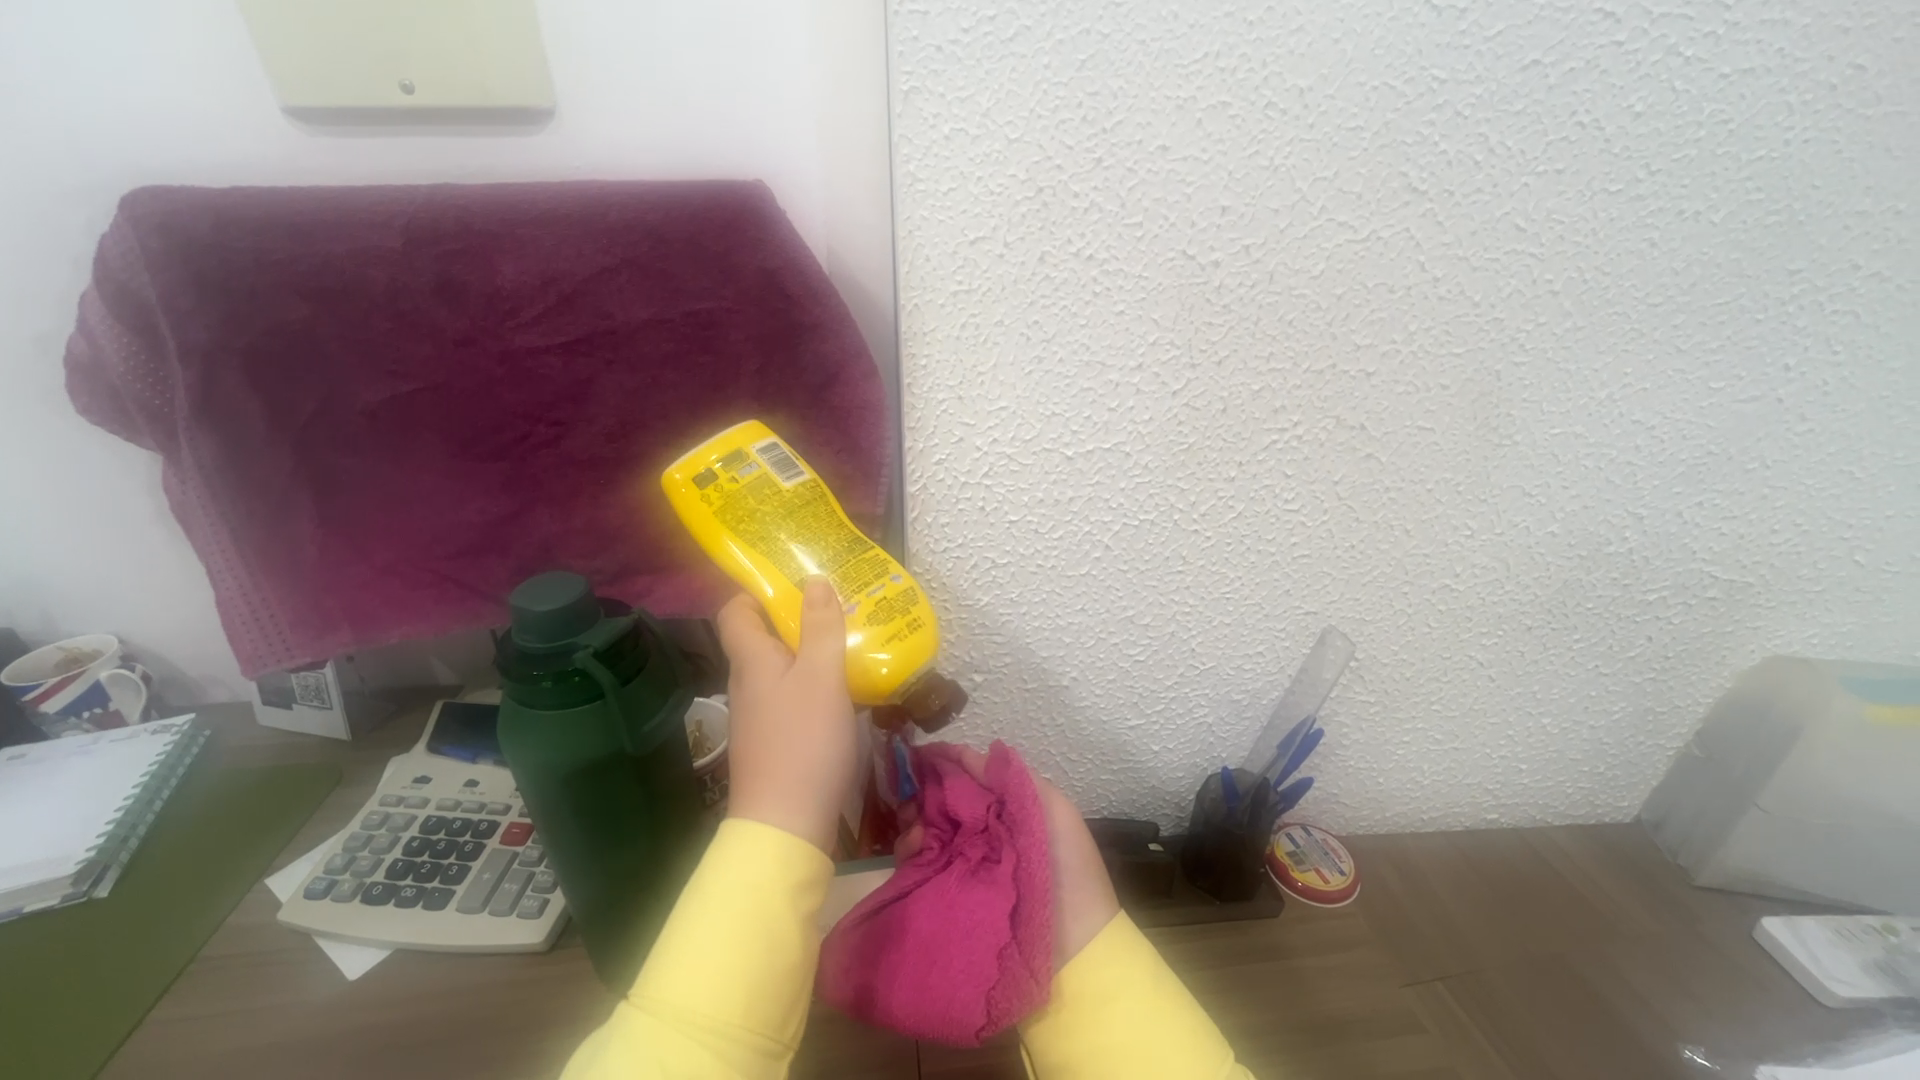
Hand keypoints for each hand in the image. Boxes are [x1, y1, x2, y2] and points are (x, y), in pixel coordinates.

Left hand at [716, 578, 859, 854]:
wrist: (786, 825)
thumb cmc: (803, 742)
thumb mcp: (821, 677)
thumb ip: (821, 627)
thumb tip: (814, 580)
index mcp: (751, 659)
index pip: (736, 610)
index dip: (759, 590)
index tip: (797, 581)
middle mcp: (748, 683)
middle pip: (764, 637)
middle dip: (799, 619)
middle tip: (841, 608)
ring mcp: (761, 715)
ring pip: (783, 669)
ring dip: (813, 654)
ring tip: (854, 644)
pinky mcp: (776, 741)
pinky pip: (794, 698)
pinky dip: (818, 687)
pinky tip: (850, 693)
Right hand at [894, 747, 1120, 969]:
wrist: (1075, 945)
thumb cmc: (1067, 867)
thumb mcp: (1053, 810)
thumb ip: (1013, 777)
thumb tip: (967, 752)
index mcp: (1005, 812)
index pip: (965, 783)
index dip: (941, 770)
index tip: (916, 760)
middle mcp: (981, 836)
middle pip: (939, 808)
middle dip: (919, 797)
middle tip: (906, 801)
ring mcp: (964, 868)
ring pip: (925, 835)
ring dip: (912, 825)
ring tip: (912, 832)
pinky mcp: (950, 898)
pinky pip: (921, 869)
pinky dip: (911, 856)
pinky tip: (912, 851)